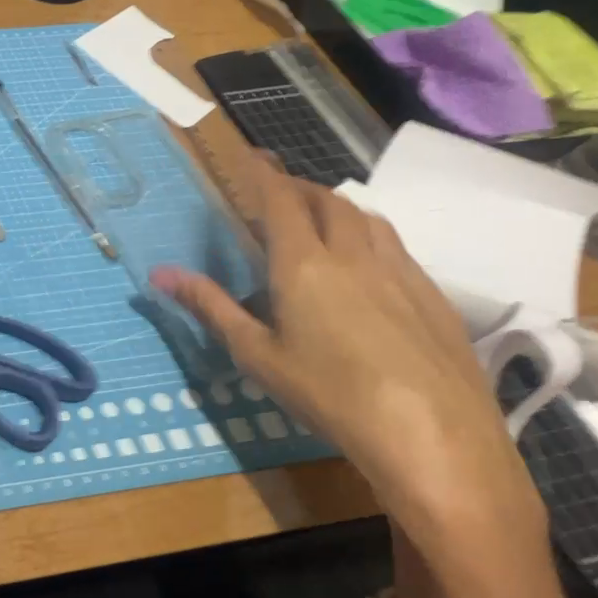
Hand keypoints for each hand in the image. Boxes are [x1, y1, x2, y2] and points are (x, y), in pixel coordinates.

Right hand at [153, 155, 578, 597]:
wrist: (437, 441)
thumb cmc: (330, 396)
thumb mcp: (257, 355)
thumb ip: (211, 307)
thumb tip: (160, 273)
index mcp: (303, 264)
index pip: (281, 200)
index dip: (264, 174)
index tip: (252, 156)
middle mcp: (353, 256)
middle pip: (329, 201)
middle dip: (300, 188)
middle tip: (278, 194)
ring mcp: (402, 275)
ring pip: (369, 220)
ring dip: (340, 208)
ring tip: (321, 220)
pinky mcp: (435, 300)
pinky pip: (398, 249)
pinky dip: (372, 238)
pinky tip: (367, 269)